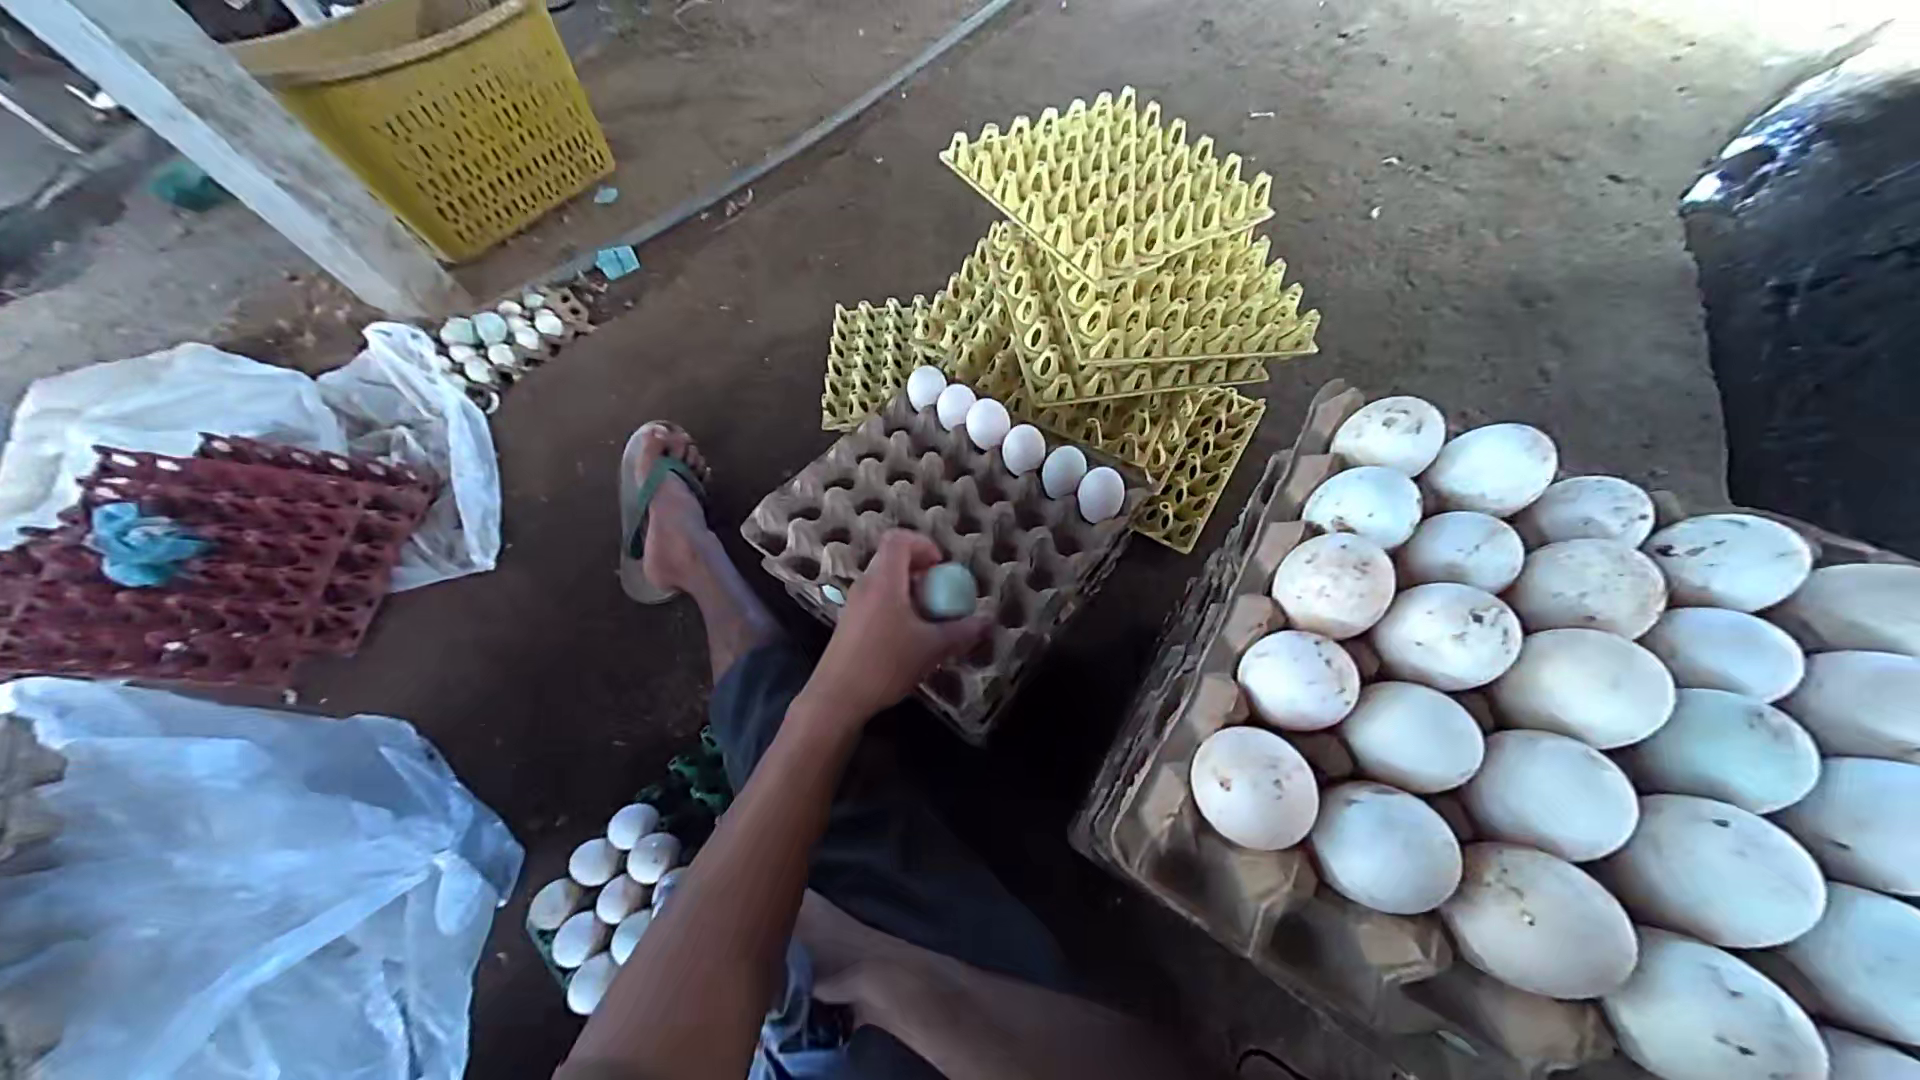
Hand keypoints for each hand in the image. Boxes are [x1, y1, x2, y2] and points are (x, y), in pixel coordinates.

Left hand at [800, 530, 990, 722]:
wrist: (837, 697)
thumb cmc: (885, 664)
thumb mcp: (931, 648)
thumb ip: (962, 631)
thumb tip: (987, 621)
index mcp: (884, 580)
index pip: (899, 539)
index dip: (923, 544)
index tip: (942, 567)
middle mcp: (866, 585)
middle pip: (892, 559)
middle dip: (920, 570)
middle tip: (940, 593)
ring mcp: (854, 604)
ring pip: (884, 581)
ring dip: (909, 591)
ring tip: (928, 617)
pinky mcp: (849, 623)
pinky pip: (876, 600)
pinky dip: (896, 606)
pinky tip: (908, 637)